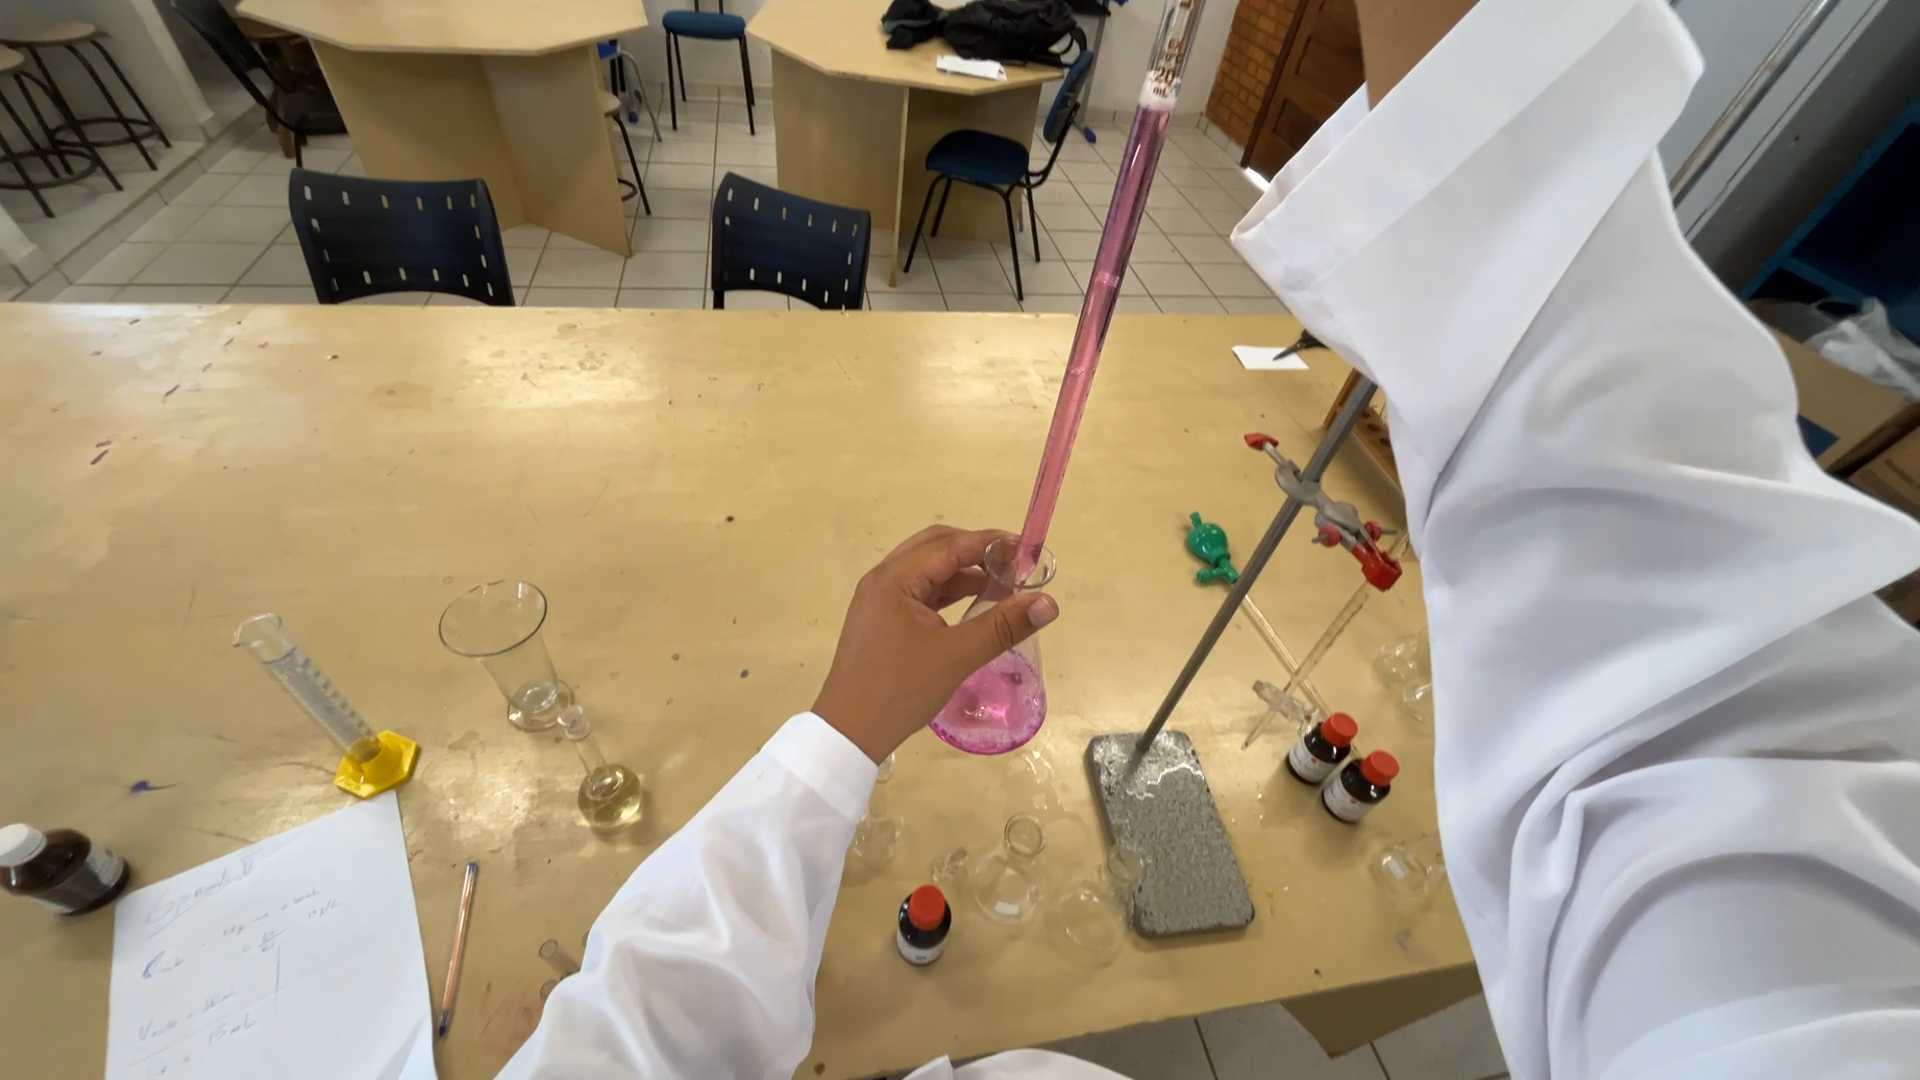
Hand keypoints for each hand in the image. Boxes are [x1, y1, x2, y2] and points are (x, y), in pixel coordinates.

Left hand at [812, 526, 1059, 762]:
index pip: (950, 545)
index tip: (1027, 550)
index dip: (990, 543)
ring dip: (964, 573)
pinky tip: (975, 606)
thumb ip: (1004, 625)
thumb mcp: (957, 656)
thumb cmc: (900, 690)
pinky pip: (920, 592)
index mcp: (895, 579)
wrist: (848, 732)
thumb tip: (1048, 602)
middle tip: (1014, 566)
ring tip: (1003, 587)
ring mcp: (879, 599)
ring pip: (928, 570)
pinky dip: (948, 593)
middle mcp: (883, 579)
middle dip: (976, 552)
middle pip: (936, 547)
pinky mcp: (882, 619)